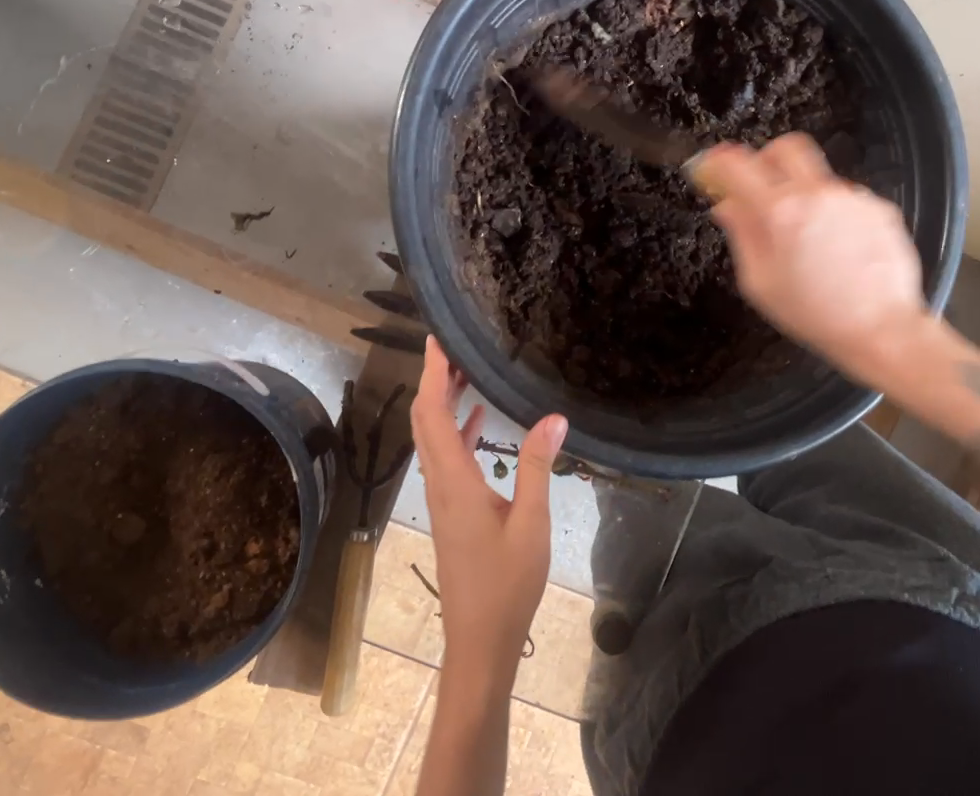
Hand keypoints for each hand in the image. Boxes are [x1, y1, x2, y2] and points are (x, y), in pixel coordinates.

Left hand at [411, 337, 568, 675]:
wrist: (480, 638)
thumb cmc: (507, 583)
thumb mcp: (531, 524)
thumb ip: (537, 468)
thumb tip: (554, 418)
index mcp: (454, 481)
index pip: (432, 415)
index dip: (431, 375)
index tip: (437, 341)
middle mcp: (440, 485)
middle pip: (425, 421)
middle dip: (434, 381)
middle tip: (454, 347)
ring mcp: (443, 500)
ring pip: (433, 440)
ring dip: (443, 404)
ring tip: (466, 373)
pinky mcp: (452, 512)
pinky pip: (447, 459)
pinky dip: (458, 433)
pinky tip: (479, 422)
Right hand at [695, 133, 928, 372]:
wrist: (880, 327)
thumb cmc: (818, 314)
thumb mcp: (760, 282)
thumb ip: (741, 235)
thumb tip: (726, 207)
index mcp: (781, 214)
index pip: (739, 165)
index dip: (719, 161)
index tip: (713, 165)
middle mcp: (817, 196)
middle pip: (786, 147)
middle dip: (766, 159)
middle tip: (759, 185)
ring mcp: (852, 199)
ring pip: (818, 177)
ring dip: (803, 195)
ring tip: (807, 239)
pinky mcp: (878, 208)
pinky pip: (846, 199)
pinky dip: (833, 215)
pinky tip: (835, 248)